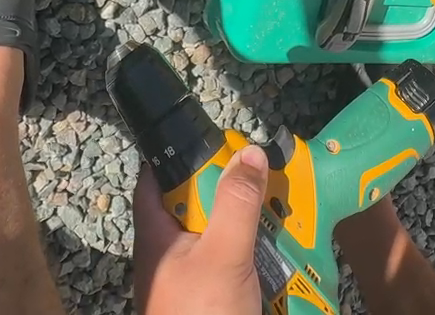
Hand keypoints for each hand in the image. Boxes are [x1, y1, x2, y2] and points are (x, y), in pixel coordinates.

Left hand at [132, 145, 269, 314]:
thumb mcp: (223, 255)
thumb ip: (235, 204)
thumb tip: (249, 153)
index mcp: (157, 237)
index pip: (155, 180)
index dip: (178, 156)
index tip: (210, 140)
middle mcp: (172, 253)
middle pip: (198, 204)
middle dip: (229, 189)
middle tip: (261, 175)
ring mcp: (193, 276)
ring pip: (221, 233)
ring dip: (249, 223)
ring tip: (278, 209)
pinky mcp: (215, 295)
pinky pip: (235, 261)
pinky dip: (256, 252)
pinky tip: (278, 246)